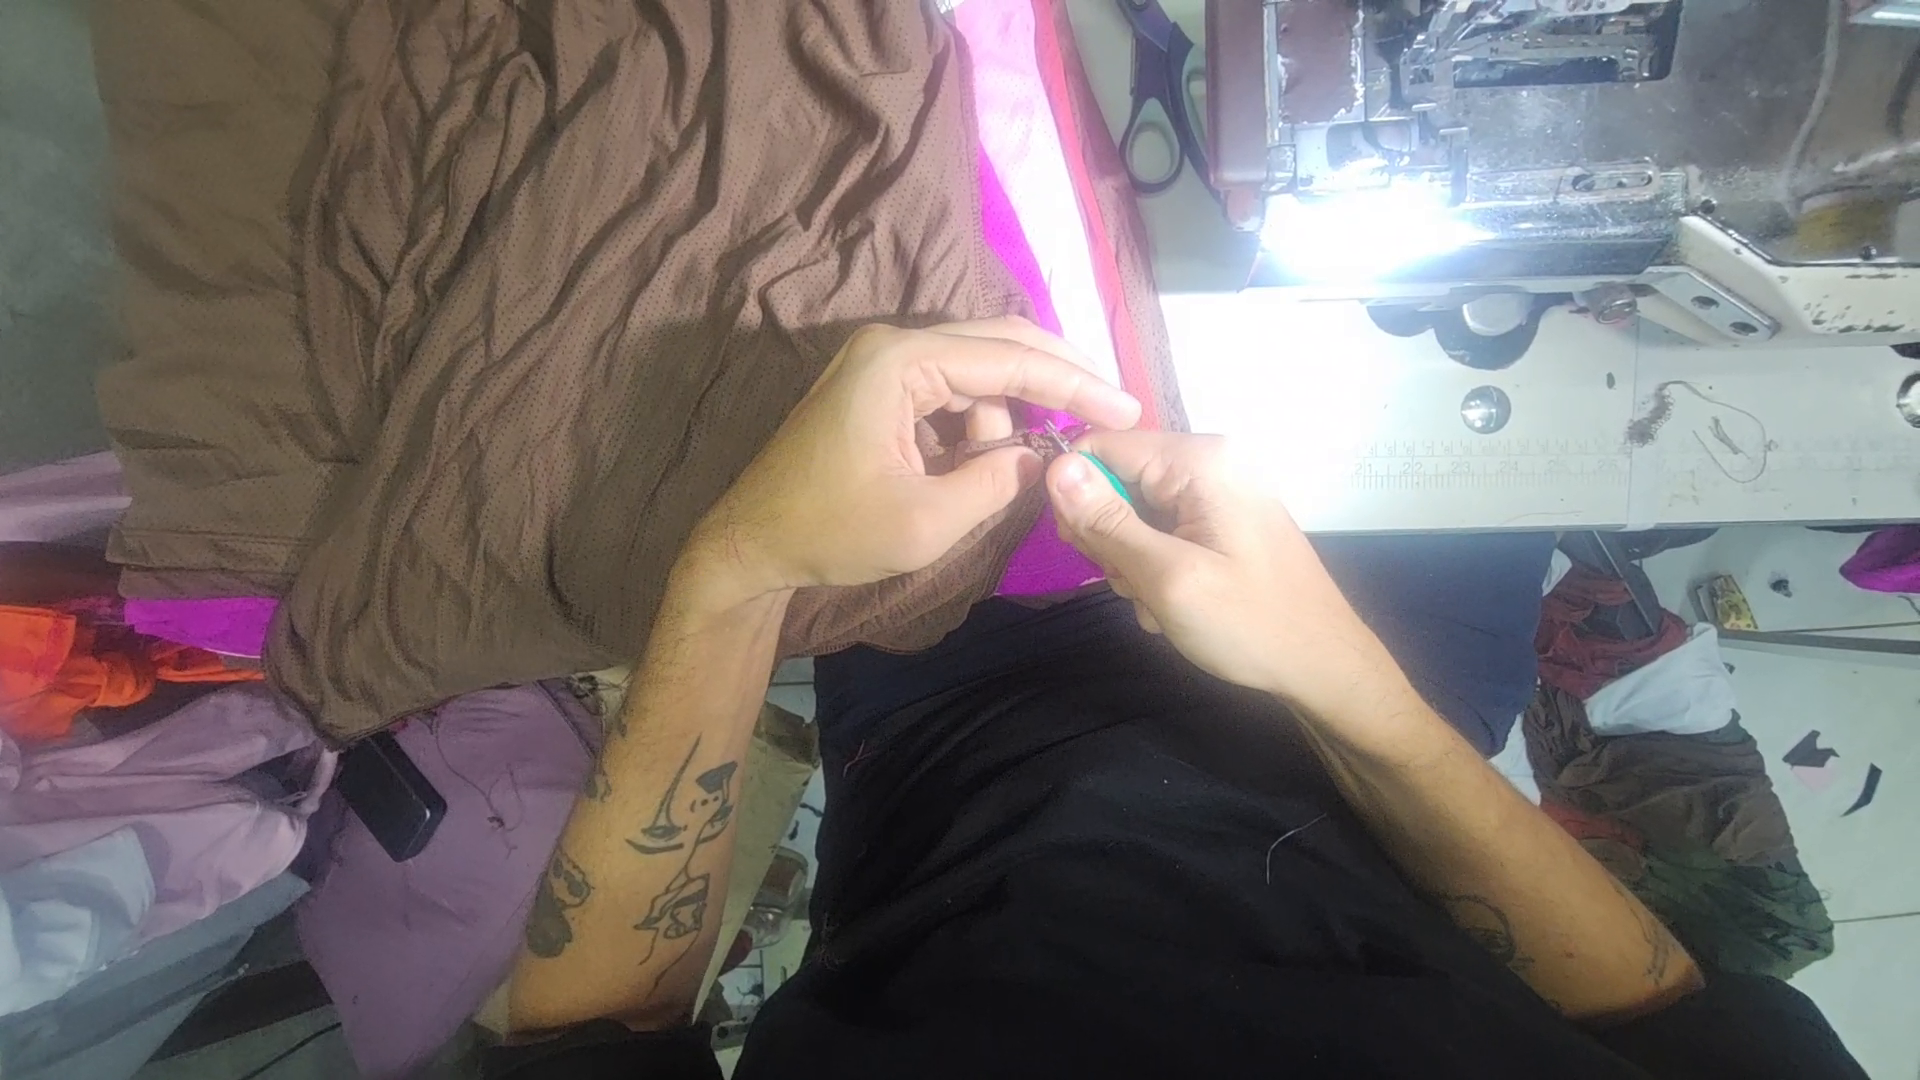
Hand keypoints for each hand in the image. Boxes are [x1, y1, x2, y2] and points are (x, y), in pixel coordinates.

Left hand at [683, 318, 1140, 607]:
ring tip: (985, 482)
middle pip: (999, 343)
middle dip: (1057, 379)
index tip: (1128, 408)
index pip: (1010, 359)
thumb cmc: (832, 533)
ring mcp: (884, 364)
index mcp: (901, 362)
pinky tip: (974, 468)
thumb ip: (998, 482)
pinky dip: (975, 429)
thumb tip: (1044, 455)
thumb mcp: (928, 521)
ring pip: (977, 374)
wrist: (753, 544)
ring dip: (1002, 422)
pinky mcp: (881, 390)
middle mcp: (894, 345)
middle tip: (1112, 408)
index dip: (1076, 385)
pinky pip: (949, 396)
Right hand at [1044, 431, 1407, 720]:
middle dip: (1111, 537)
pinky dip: (1155, 567)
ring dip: (1132, 561)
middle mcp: (1211, 462)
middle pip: (1117, 480)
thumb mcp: (1168, 576)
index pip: (1103, 446)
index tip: (1077, 548)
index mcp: (1202, 460)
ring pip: (1134, 512)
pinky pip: (1161, 531)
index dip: (1075, 493)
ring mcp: (1218, 492)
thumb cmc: (1251, 624)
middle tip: (1134, 583)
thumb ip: (1107, 521)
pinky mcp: (1221, 520)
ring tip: (1160, 600)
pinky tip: (1174, 602)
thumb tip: (1054, 466)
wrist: (1323, 669)